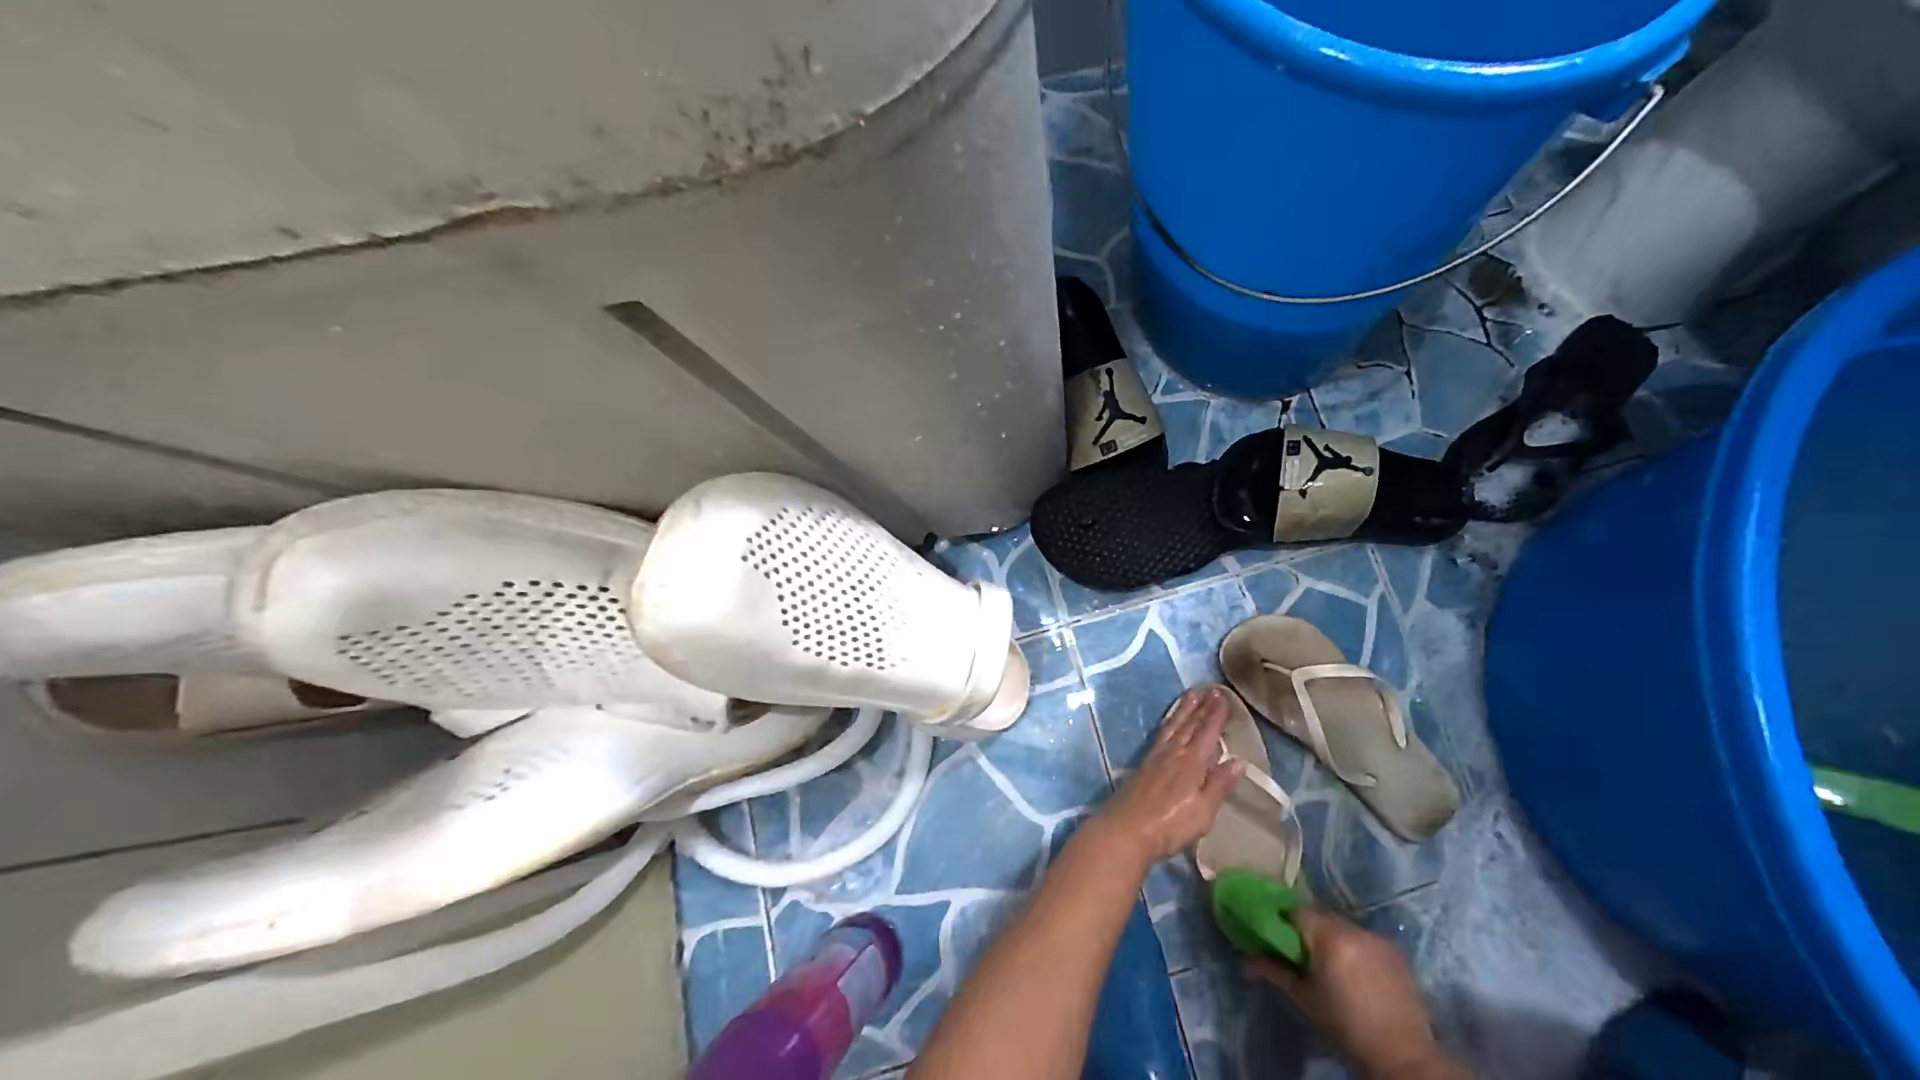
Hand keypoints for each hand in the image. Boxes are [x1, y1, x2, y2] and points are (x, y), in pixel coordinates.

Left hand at [1092, 685, 1243, 864]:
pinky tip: (1169, 723)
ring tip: (1191, 695)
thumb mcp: (1203, 810)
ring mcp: (1156, 757)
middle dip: (1201, 707)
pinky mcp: (1144, 764)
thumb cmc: (1170, 825)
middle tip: (1208, 687)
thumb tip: (1239, 761)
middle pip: (1189, 725)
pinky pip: (1161, 735)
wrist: (1126, 829)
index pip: (1207, 733)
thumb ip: (1220, 784)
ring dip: (1184, 710)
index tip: (1223, 696)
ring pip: (1173, 726)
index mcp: (1192, 763)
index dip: (1216, 714)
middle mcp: (1174, 753)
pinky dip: (1168, 723)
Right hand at [1247, 908, 1464, 1079]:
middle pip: (1321, 917)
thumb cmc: (1345, 1027)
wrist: (1403, 1058)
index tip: (1278, 939)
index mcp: (1331, 937)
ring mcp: (1380, 940)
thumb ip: (1274, 972)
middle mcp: (1356, 930)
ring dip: (1333, 939)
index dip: (1284, 922)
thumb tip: (1245, 962)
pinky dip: (1355, 949)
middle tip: (1302, 955)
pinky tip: (1356, 972)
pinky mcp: (1398, 953)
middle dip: (1309, 931)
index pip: (1297, 911)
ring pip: (1344, 928)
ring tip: (1330, 966)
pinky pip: (1365, 940)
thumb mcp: (1305, 999)